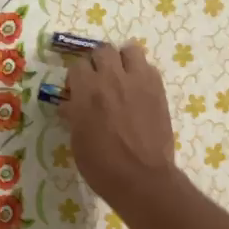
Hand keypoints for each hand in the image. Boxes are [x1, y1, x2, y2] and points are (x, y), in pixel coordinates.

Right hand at [62, 41, 181, 217]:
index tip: (76, 91)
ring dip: (122, 60)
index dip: (76, 78)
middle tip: (98, 81)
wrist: (141, 178)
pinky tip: (137, 91)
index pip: (77, 66)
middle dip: (97, 63)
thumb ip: (74, 116)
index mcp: (87, 92)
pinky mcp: (158, 89)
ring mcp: (138, 81)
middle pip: (102, 51)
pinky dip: (140, 73)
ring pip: (130, 50)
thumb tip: (70, 105)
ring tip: (121, 77)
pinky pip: (148, 67)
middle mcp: (112, 79)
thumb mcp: (77, 141)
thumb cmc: (101, 165)